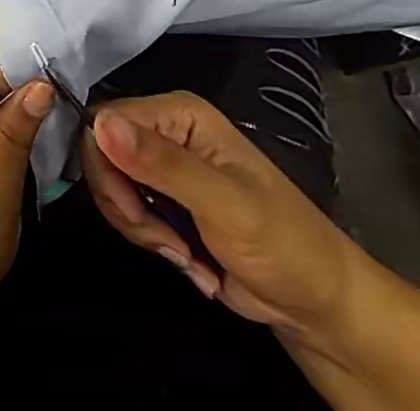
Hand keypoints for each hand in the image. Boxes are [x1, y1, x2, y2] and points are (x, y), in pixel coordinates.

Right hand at [81, 92, 360, 341]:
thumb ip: (163, 163)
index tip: (134, 208)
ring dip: (139, 228)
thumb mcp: (225, 204)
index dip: (106, 164)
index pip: (105, 121)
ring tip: (184, 253)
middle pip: (102, 155)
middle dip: (125, 204)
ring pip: (109, 186)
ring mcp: (162, 166)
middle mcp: (165, 132)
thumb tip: (101, 125)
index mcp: (180, 115)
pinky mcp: (161, 200)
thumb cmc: (284, 244)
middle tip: (163, 239)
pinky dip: (147, 239)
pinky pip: (125, 210)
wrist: (317, 304)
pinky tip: (186, 256)